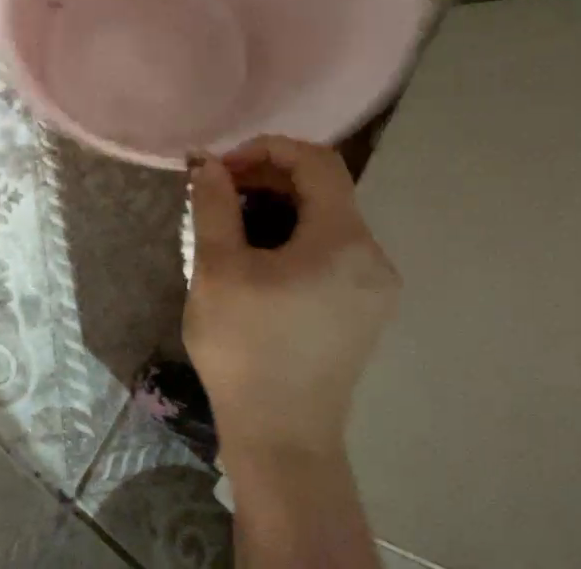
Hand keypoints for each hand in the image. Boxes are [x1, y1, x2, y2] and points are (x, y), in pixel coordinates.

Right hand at [184, 136, 401, 460]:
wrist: (280, 430)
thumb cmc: (244, 343)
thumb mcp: (216, 267)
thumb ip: (213, 205)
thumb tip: (206, 163)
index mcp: (345, 243)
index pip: (317, 163)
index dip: (264, 150)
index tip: (216, 169)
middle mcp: (374, 259)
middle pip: (323, 189)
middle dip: (263, 178)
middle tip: (211, 194)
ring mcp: (374, 287)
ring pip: (324, 220)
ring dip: (273, 207)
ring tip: (224, 225)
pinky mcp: (362, 308)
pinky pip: (329, 250)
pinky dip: (289, 236)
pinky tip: (252, 256)